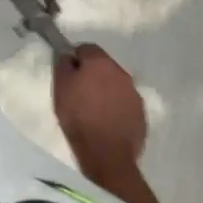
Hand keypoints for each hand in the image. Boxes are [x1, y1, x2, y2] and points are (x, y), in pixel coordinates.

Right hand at [52, 44, 147, 177]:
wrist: (106, 154)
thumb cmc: (78, 115)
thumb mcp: (60, 86)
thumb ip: (63, 64)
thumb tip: (69, 55)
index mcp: (101, 62)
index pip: (87, 48)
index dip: (76, 58)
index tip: (69, 73)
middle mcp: (122, 73)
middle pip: (104, 66)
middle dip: (93, 74)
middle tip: (80, 91)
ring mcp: (135, 95)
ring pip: (116, 85)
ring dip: (106, 90)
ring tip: (94, 108)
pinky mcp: (142, 115)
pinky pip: (126, 103)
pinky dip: (116, 107)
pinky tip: (107, 121)